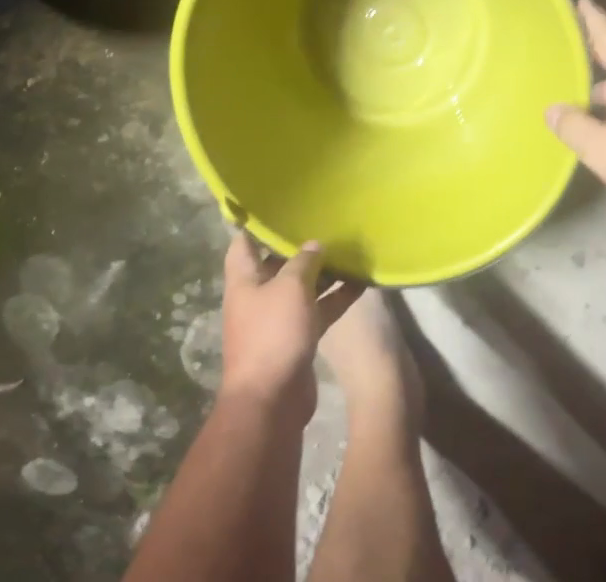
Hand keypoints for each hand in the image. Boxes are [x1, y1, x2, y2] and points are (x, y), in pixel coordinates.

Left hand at [218, 234, 363, 424]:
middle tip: (328, 224)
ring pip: (303, 288)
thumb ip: (303, 262)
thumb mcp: (290, 287)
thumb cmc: (273, 333)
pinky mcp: (297, 339)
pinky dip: (336, 298)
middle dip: (301, 248)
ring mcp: (278, 320)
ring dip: (324, 273)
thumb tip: (313, 245)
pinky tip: (361, 283)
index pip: (244, 243)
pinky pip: (318, 310)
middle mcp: (258, 297)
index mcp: (244, 280)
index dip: (257, 225)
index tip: (280, 206)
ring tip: (351, 250)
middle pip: (278, 265)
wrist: (272, 398)